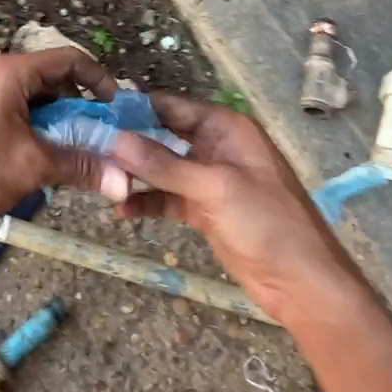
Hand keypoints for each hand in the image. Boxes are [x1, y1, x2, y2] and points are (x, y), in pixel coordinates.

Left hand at [0, 47, 117, 240]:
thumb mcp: (31, 168)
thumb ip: (82, 166)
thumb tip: (126, 182)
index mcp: (9, 72)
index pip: (69, 60)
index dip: (100, 80)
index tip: (119, 109)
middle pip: (53, 78)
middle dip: (81, 107)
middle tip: (102, 138)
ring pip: (34, 98)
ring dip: (59, 122)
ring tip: (76, 155)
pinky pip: (14, 111)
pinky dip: (36, 129)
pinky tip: (43, 159)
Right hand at [107, 94, 356, 326]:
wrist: (303, 284)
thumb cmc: (268, 224)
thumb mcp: (215, 189)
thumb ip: (164, 165)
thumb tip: (115, 139)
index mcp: (226, 128)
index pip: (172, 107)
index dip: (135, 109)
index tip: (94, 115)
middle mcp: (215, 147)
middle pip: (163, 135)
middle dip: (128, 144)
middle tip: (88, 149)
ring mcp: (208, 180)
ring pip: (161, 168)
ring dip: (134, 175)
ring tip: (100, 182)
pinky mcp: (203, 209)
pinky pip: (166, 197)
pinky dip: (146, 202)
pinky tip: (121, 211)